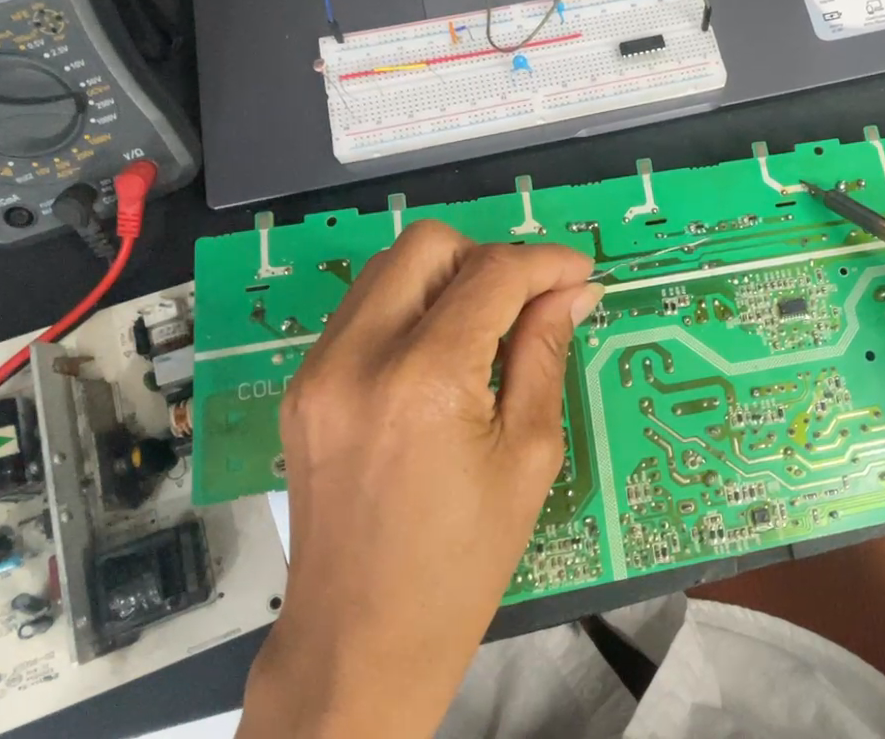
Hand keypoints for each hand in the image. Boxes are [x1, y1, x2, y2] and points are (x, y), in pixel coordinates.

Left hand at [238, 221, 600, 738]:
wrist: (360, 638)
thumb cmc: (465, 560)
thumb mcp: (528, 455)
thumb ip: (545, 354)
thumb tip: (573, 292)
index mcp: (425, 380)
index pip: (493, 274)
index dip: (547, 262)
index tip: (581, 275)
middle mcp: (358, 356)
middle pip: (428, 245)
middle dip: (490, 257)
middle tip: (530, 301)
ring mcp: (317, 369)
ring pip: (388, 268)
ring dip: (448, 277)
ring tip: (490, 325)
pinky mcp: (302, 386)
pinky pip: (362, 310)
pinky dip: (412, 307)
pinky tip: (443, 352)